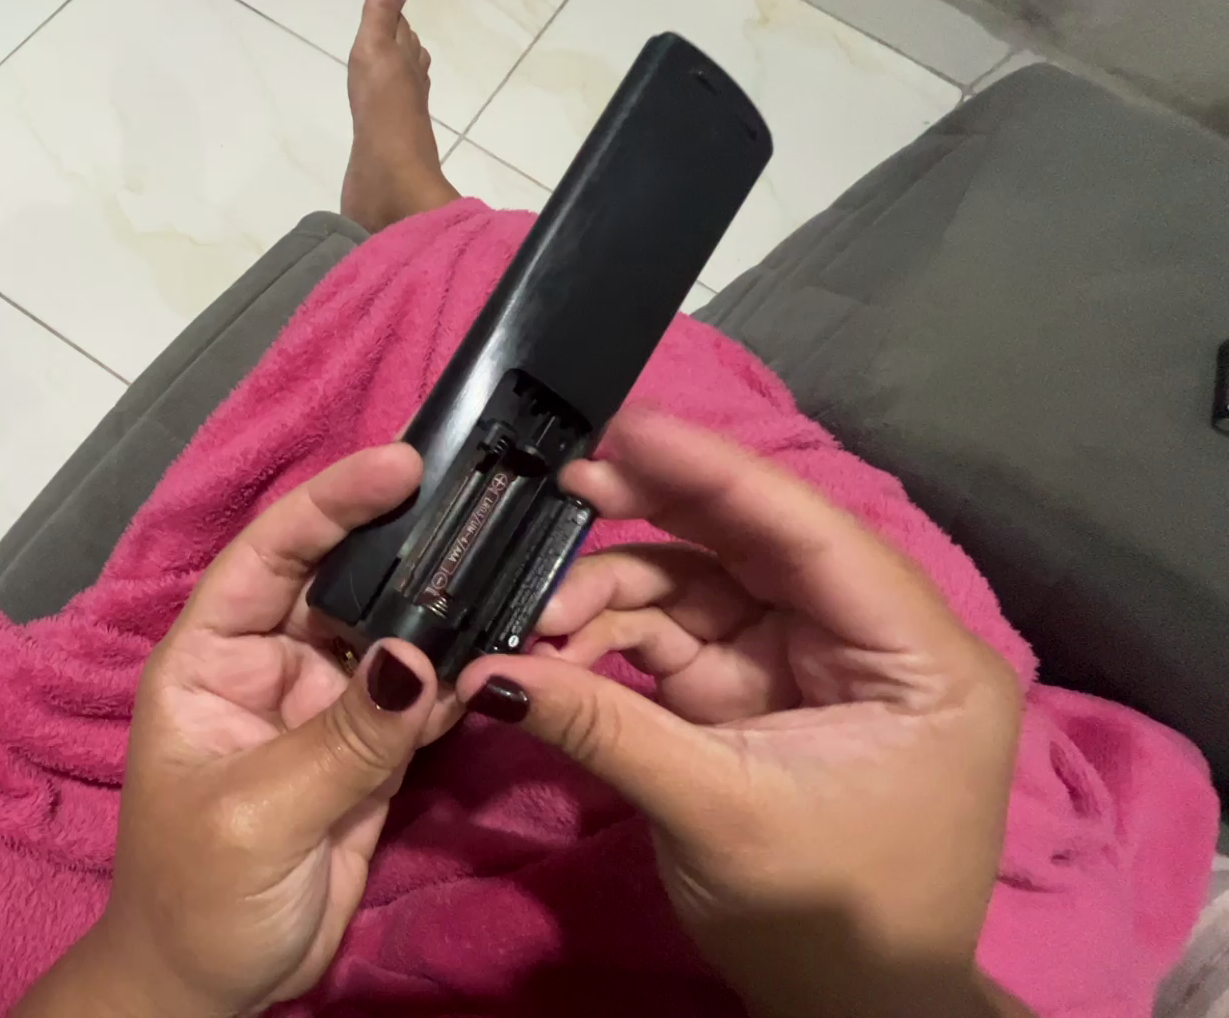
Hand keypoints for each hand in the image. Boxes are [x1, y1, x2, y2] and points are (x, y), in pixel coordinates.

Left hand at [16, 444, 459, 1017]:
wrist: (219, 983)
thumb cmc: (198, 894)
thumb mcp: (258, 815)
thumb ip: (343, 737)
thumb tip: (421, 658)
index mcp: (212, 653)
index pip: (269, 553)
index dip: (329, 503)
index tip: (397, 464)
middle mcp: (270, 658)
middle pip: (340, 577)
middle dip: (400, 535)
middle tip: (473, 491)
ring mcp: (325, 697)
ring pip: (390, 628)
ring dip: (442, 601)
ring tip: (507, 558)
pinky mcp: (369, 739)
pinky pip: (419, 690)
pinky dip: (458, 671)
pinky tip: (501, 647)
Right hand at [456, 411, 1029, 1017]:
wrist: (839, 1007)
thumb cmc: (826, 915)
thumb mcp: (712, 811)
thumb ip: (597, 727)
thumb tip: (481, 674)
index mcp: (909, 654)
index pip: (807, 534)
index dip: (714, 475)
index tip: (627, 432)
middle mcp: (850, 633)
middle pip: (740, 539)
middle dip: (649, 509)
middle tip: (568, 486)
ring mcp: (781, 654)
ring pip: (680, 582)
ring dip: (601, 596)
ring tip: (537, 623)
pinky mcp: (727, 680)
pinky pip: (653, 631)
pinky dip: (598, 639)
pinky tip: (552, 655)